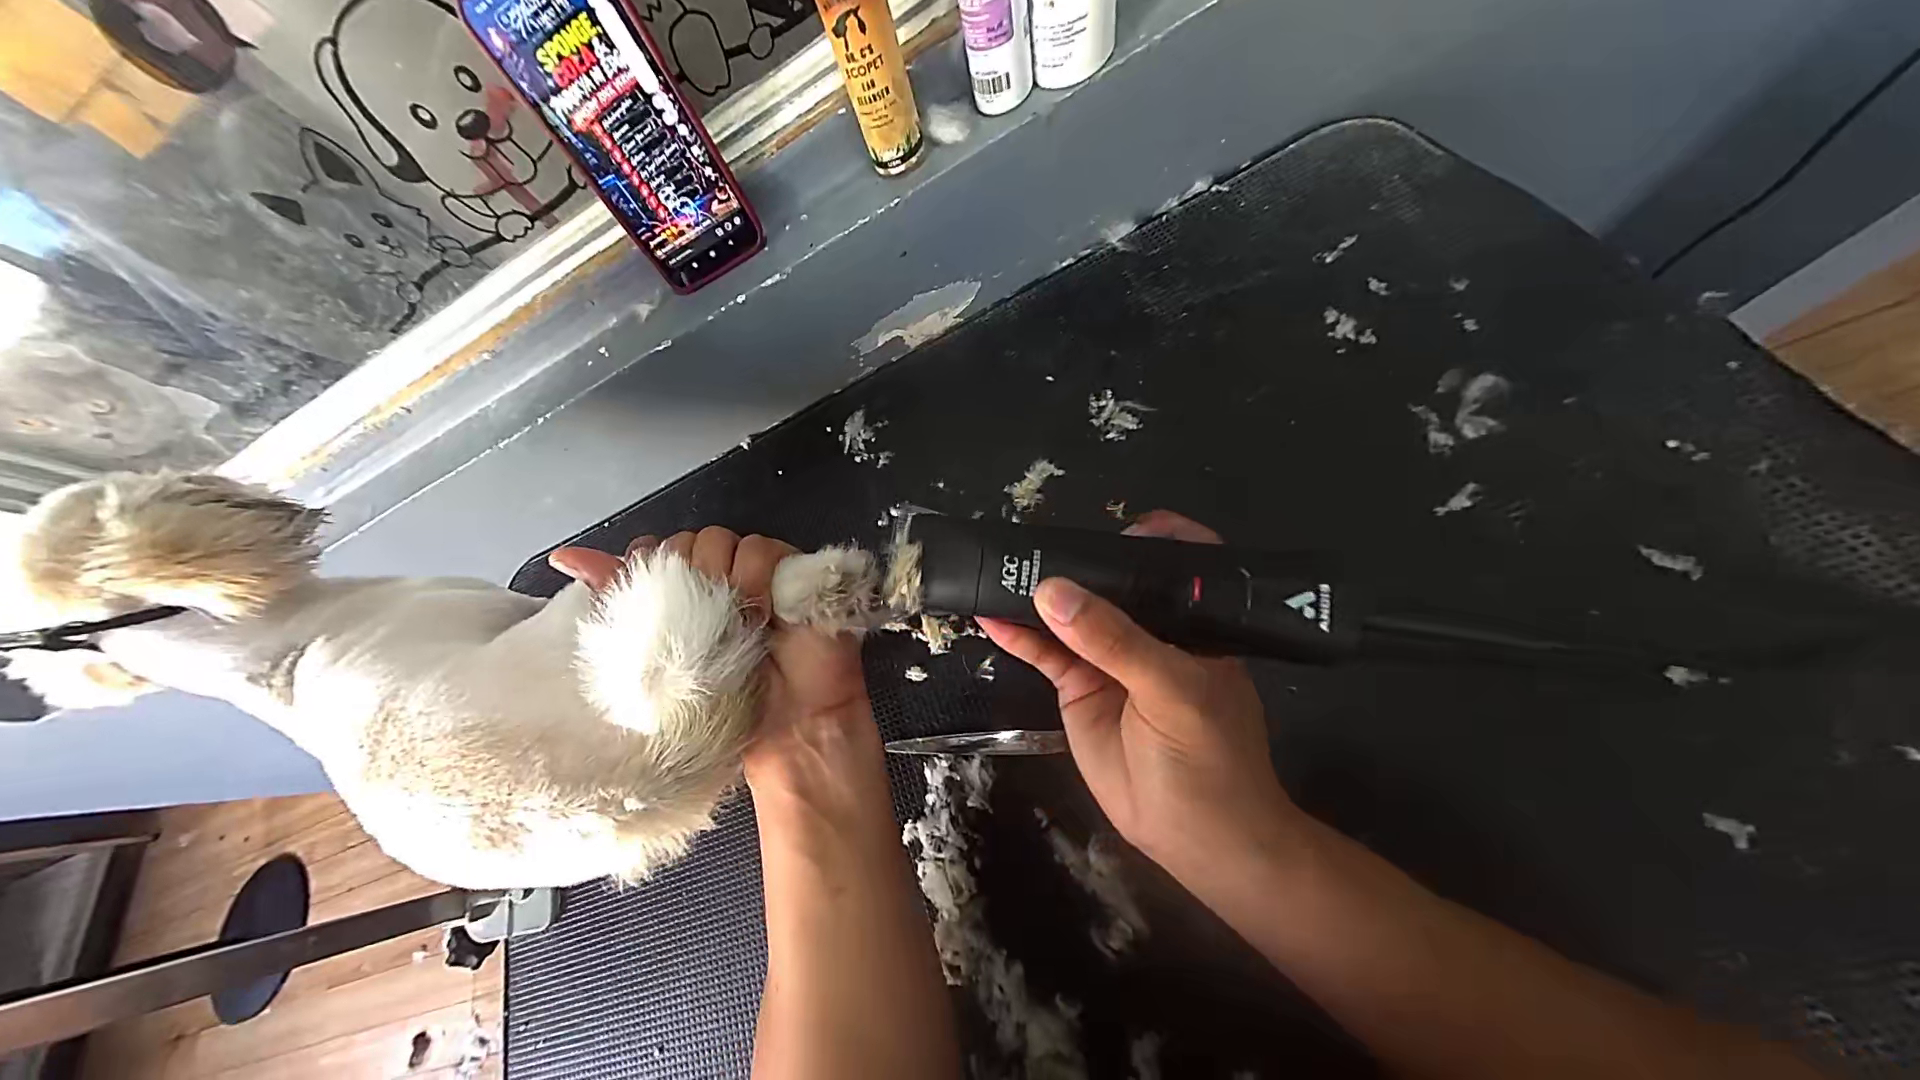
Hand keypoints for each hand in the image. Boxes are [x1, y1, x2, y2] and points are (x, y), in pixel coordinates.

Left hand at [551, 529, 879, 802]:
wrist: (789, 726)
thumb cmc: (726, 702)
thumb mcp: (656, 661)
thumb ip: (620, 605)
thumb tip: (563, 557)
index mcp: (681, 595)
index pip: (652, 552)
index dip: (649, 570)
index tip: (654, 602)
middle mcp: (715, 579)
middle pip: (684, 542)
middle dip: (687, 579)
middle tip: (701, 625)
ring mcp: (754, 573)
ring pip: (720, 540)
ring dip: (723, 581)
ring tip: (735, 624)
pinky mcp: (791, 571)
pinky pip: (762, 549)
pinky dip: (758, 574)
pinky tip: (760, 611)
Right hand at [977, 510, 1303, 880]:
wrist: (1195, 839)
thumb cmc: (1210, 757)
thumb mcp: (1172, 690)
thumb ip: (1114, 640)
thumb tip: (1052, 592)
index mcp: (1191, 622)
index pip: (1179, 563)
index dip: (1157, 538)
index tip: (1122, 528)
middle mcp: (1149, 632)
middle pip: (1110, 584)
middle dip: (1078, 562)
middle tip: (1035, 543)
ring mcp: (1108, 660)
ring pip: (1069, 617)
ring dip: (1036, 597)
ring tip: (998, 573)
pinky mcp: (1078, 688)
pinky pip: (1044, 654)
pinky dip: (1017, 636)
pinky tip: (990, 619)